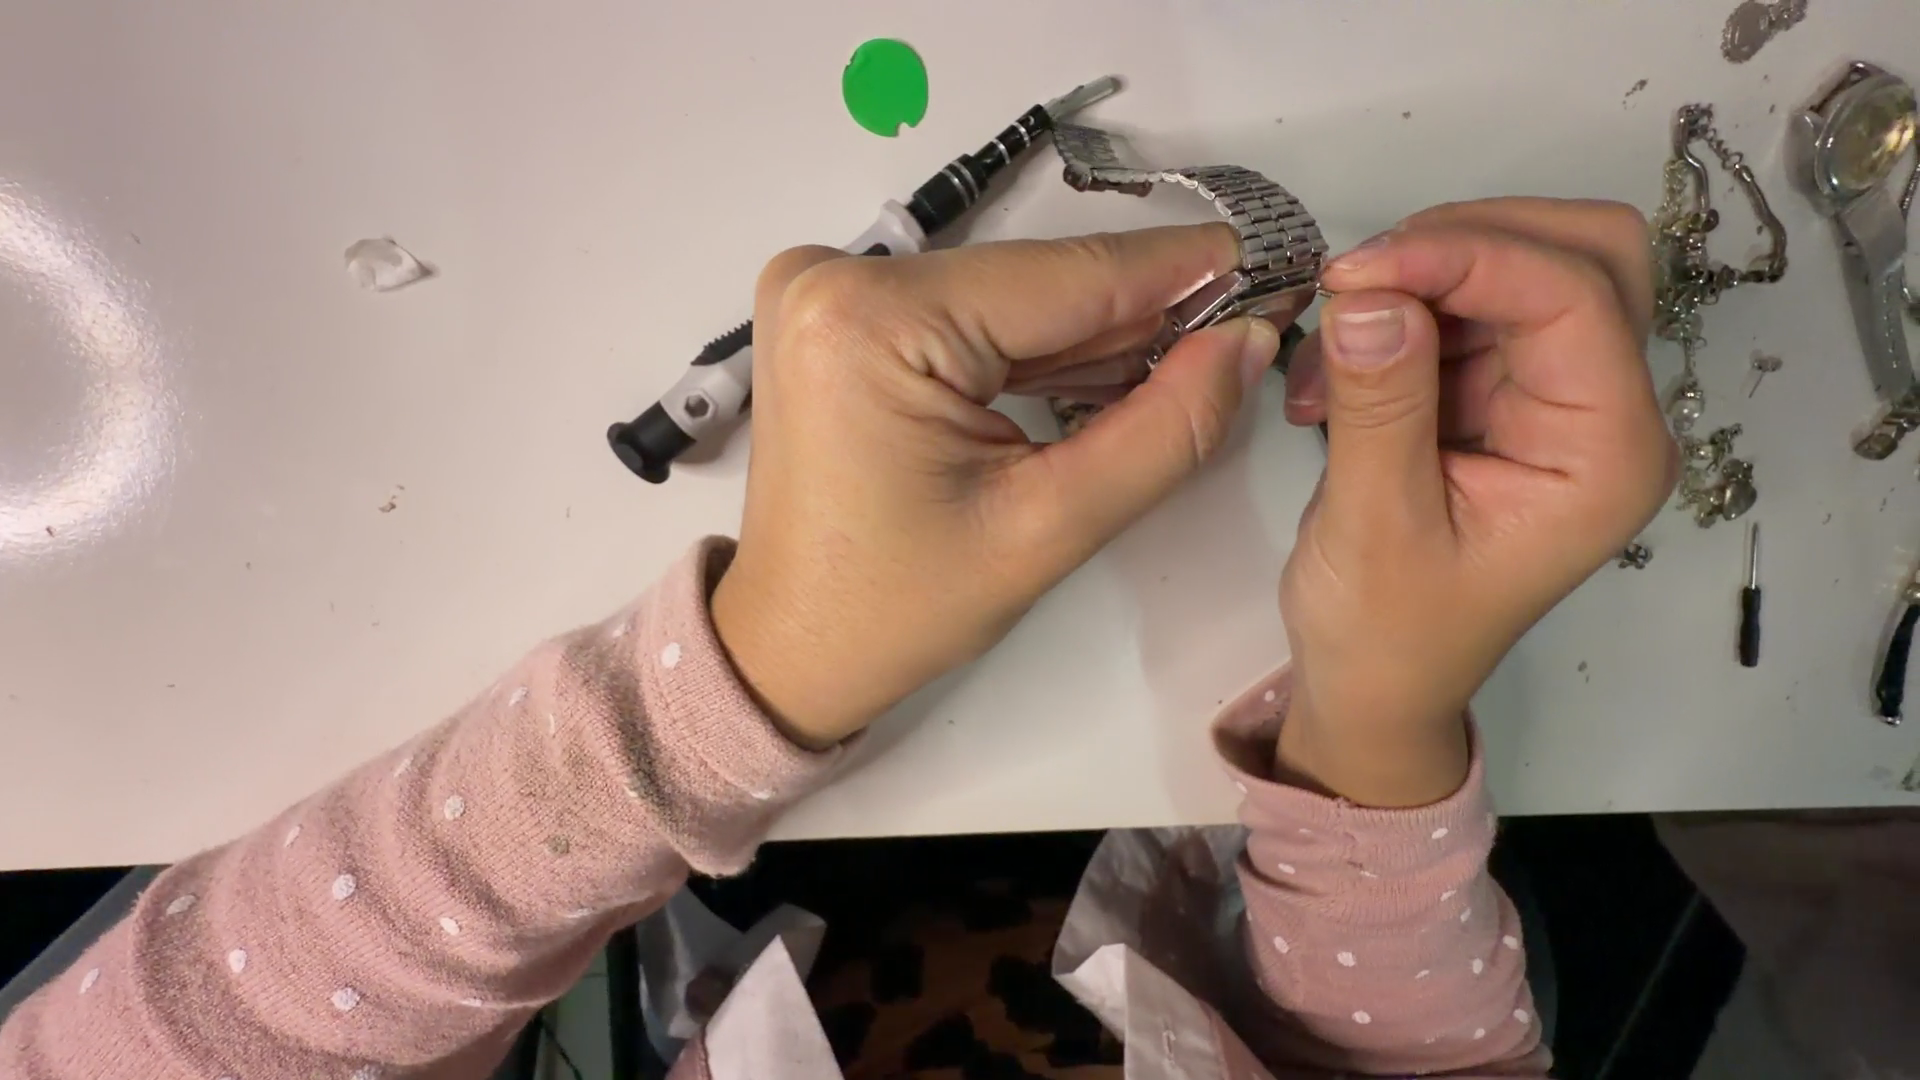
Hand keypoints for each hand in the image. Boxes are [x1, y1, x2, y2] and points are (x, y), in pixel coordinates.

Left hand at [711, 227, 1296, 747]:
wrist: (792, 643)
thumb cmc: (898, 609)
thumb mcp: (1045, 528)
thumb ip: (1163, 432)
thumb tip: (1242, 343)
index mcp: (872, 321)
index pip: (1064, 278)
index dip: (1178, 274)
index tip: (1267, 269)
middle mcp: (834, 281)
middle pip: (1031, 288)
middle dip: (1135, 318)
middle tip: (1235, 334)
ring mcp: (824, 296)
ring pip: (1001, 303)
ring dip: (1088, 339)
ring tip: (1178, 366)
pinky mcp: (835, 323)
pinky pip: (960, 320)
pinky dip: (1028, 352)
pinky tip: (1098, 376)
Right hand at [1273, 199, 1677, 805]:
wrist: (1369, 680)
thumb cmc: (1381, 629)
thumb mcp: (1373, 524)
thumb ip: (1379, 406)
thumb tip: (1364, 294)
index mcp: (1602, 452)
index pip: (1572, 297)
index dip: (1464, 259)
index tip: (1352, 274)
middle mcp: (1594, 411)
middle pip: (1577, 257)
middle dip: (1459, 247)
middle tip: (1355, 285)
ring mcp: (1540, 404)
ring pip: (1505, 278)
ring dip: (1406, 293)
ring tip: (1320, 367)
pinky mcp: (1484, 405)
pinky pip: (1449, 322)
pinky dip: (1384, 327)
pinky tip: (1325, 383)